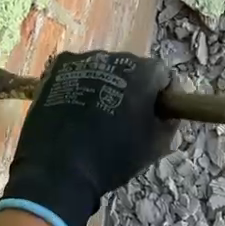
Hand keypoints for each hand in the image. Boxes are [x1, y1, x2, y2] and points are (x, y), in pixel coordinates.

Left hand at [0, 51, 175, 225]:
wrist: (58, 167)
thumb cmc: (112, 157)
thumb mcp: (154, 146)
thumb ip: (168, 122)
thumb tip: (168, 111)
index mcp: (143, 73)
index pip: (161, 74)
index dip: (160, 94)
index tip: (154, 113)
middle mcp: (114, 58)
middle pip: (130, 68)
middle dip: (132, 87)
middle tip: (124, 115)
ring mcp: (82, 60)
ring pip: (102, 68)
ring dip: (103, 84)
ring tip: (94, 114)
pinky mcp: (57, 68)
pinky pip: (76, 72)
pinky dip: (79, 85)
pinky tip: (73, 109)